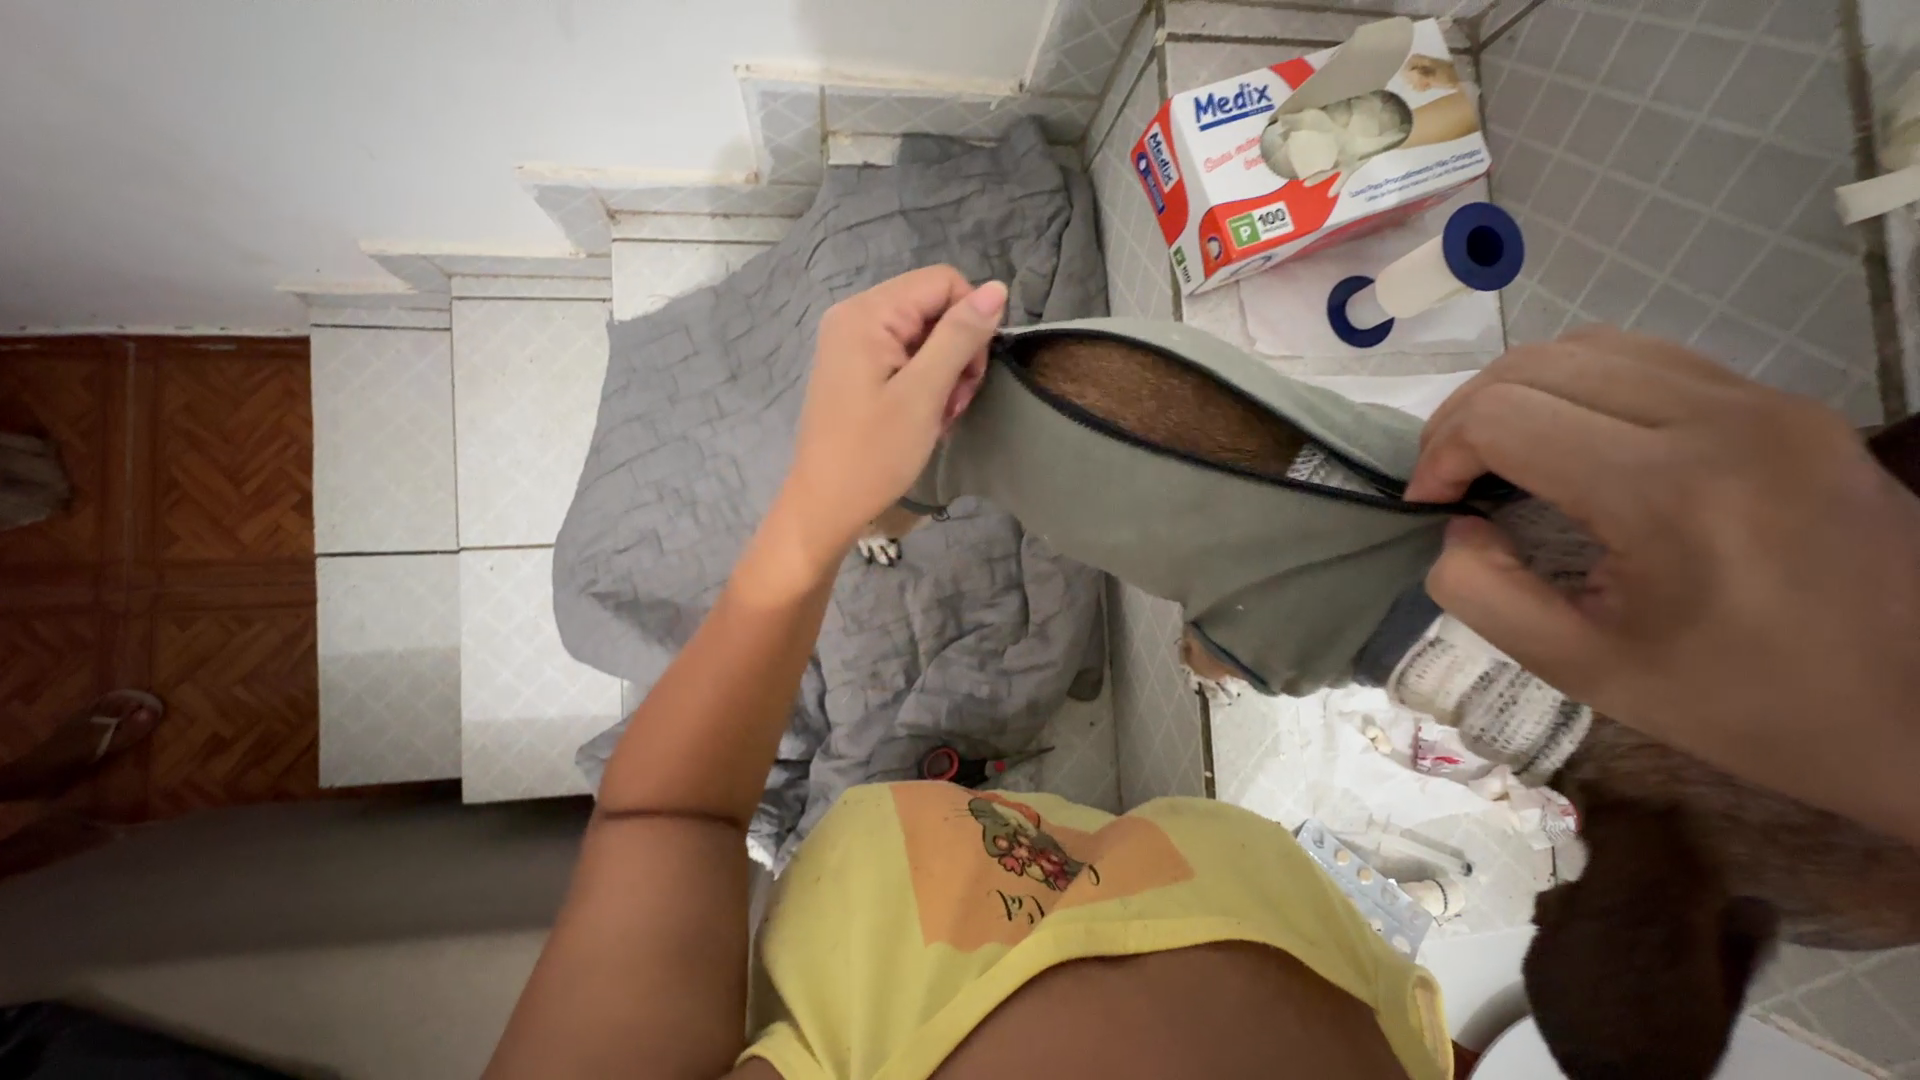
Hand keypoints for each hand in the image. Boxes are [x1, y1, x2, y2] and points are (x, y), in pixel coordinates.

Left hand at [767, 266, 1006, 570]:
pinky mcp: (855, 368)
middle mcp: (854, 316)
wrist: (826, 504)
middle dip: (957, 351)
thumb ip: (959, 336)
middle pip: (933, 307)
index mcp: (867, 314)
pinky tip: (925, 416)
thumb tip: (997, 289)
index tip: (970, 374)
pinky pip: (904, 356)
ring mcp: (851, 343)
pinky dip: (925, 382)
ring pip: (924, 335)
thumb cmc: (874, 453)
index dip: (971, 321)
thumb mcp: (923, 394)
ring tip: (940, 414)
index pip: (942, 282)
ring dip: (945, 372)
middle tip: (954, 401)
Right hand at [1407, 325, 1919, 841]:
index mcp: (1667, 492)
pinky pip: (1649, 360)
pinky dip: (1579, 387)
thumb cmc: (1749, 706)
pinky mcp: (1786, 407)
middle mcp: (1720, 420)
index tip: (1430, 503)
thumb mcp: (1584, 671)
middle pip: (1536, 365)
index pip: (1501, 416)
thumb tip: (1457, 526)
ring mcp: (1764, 403)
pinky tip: (1569, 441)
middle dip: (1464, 415)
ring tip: (1497, 451)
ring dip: (1518, 391)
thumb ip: (1483, 593)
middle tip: (1449, 476)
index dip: (1439, 453)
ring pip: (1591, 346)